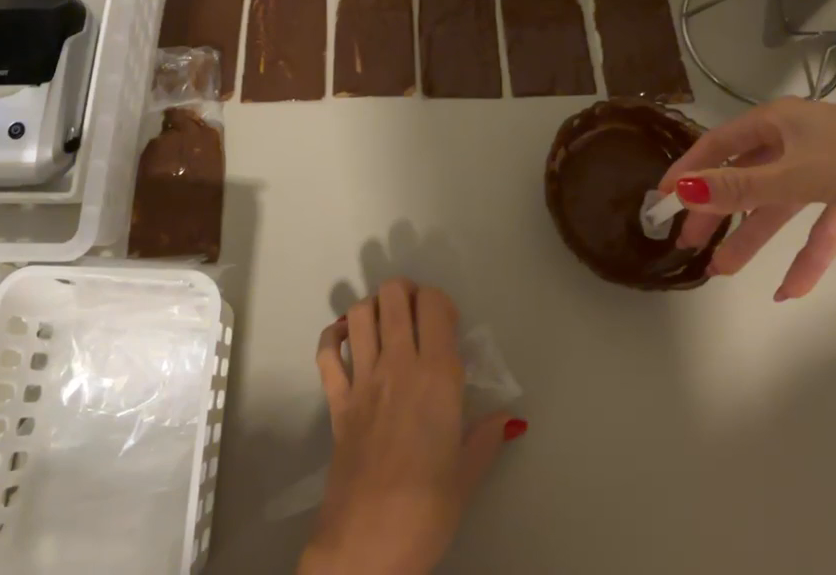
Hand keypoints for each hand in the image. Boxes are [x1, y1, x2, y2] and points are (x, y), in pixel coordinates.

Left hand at [299, 279, 516, 574]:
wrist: (367, 543)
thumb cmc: (427, 509)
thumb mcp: (467, 474)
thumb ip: (487, 437)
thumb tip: (509, 419)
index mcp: (437, 377)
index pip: (434, 305)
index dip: (441, 302)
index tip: (449, 323)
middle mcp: (398, 365)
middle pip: (393, 296)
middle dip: (406, 292)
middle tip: (418, 313)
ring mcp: (361, 380)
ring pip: (359, 313)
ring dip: (373, 307)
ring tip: (386, 322)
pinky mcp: (335, 401)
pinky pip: (326, 352)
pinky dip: (333, 335)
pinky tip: (346, 339)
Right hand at [659, 98, 835, 298]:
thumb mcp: (799, 173)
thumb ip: (739, 188)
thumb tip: (679, 190)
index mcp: (778, 122)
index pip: (717, 145)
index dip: (688, 171)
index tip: (661, 201)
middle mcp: (797, 141)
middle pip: (746, 178)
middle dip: (717, 212)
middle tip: (690, 245)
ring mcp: (828, 168)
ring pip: (779, 206)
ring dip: (755, 238)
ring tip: (723, 271)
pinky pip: (820, 227)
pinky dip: (806, 256)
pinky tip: (790, 289)